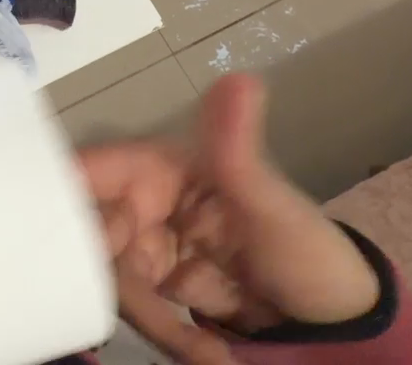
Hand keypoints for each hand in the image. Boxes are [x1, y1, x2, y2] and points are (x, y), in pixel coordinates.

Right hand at [76, 74, 379, 364]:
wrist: (342, 327)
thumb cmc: (307, 250)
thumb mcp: (270, 201)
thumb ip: (235, 144)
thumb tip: (239, 75)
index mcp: (151, 169)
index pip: (86, 174)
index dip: (69, 203)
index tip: (83, 247)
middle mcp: (137, 201)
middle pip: (88, 231)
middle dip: (118, 281)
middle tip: (167, 323)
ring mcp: (144, 246)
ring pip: (107, 274)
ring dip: (149, 320)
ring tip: (206, 352)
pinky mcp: (155, 288)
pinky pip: (131, 307)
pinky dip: (162, 336)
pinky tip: (208, 353)